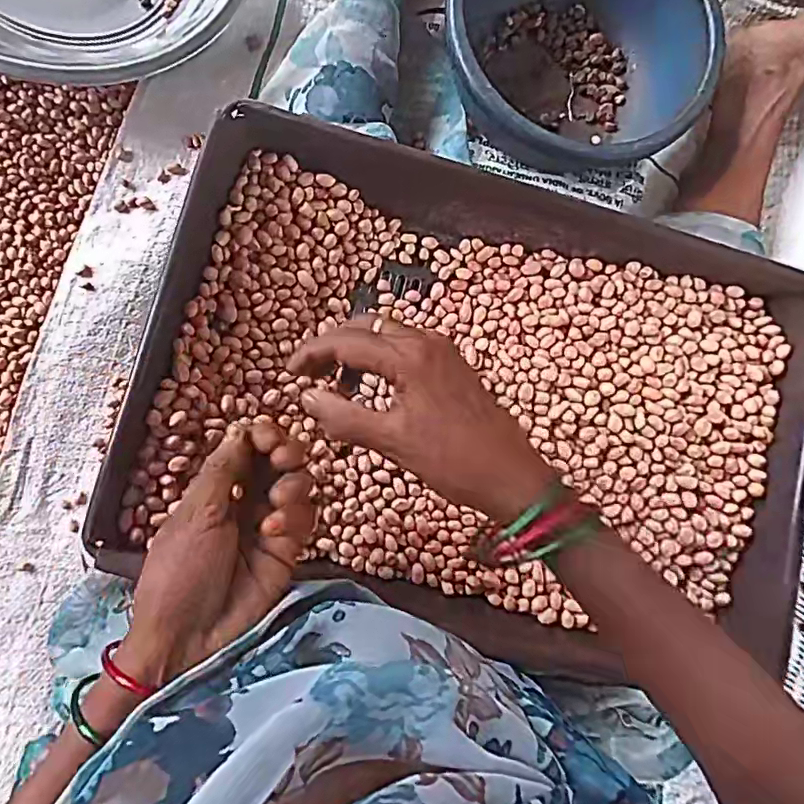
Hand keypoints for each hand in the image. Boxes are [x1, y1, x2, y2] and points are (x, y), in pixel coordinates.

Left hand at [120, 421, 315, 683]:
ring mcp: (268, 527)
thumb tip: (241, 429)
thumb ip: (223, 469)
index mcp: (216, 488)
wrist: (187, 639)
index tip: (268, 435)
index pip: (249, 448)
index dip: (262, 435)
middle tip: (282, 457)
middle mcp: (245, 502)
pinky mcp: (286, 552)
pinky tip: (273, 529)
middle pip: (280, 461)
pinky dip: (294, 516)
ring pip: (299, 486)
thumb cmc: (178, 572)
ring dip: (293, 483)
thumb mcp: (195, 513)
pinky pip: (305, 520)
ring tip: (276, 501)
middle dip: (286, 451)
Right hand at [287, 315, 557, 524]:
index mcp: (410, 357)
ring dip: (356, 349)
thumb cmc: (455, 462)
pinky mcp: (452, 365)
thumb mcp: (392, 442)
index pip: (346, 341)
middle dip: (331, 345)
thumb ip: (343, 417)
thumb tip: (307, 398)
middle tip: (307, 371)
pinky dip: (379, 357)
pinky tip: (371, 385)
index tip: (290, 372)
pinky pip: (405, 346)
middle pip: (365, 326)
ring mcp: (443, 351)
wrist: (514, 476)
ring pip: (386, 334)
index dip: (311, 353)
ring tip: (334, 380)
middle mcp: (427, 343)